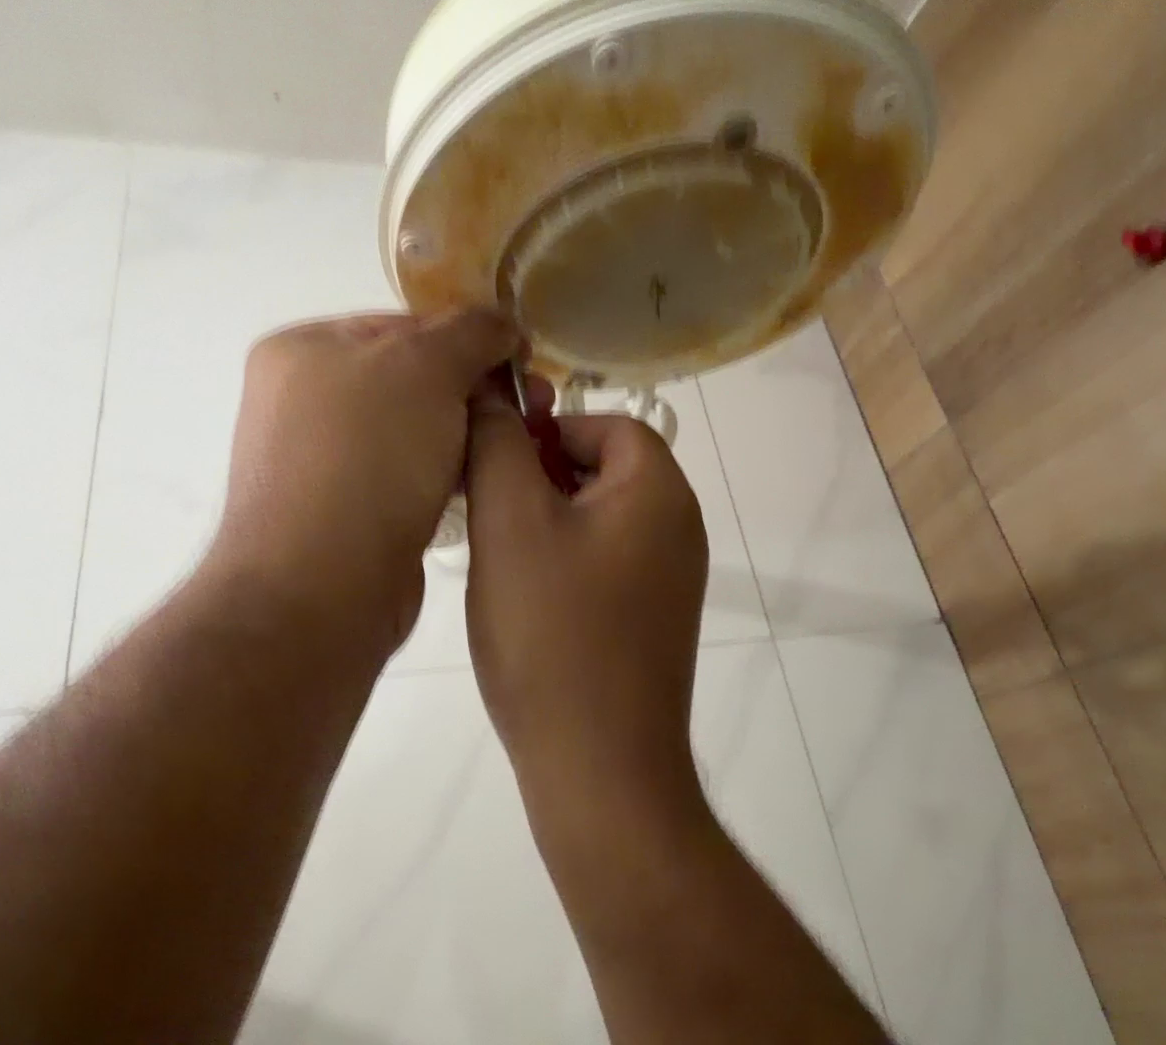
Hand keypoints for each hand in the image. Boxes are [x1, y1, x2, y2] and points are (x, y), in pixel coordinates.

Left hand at [203, 310, 515, 656]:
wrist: (322, 587)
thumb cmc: (368, 459)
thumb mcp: (426, 367)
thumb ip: (471, 331)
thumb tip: (503, 325)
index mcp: (305, 348)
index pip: (405, 324)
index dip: (471, 336)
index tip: (525, 361)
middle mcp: (306, 400)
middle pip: (414, 377)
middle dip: (479, 387)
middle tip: (538, 403)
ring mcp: (325, 460)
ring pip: (418, 430)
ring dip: (471, 431)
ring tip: (523, 440)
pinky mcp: (350, 512)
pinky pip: (411, 475)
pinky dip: (449, 472)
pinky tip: (486, 480)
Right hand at [462, 390, 709, 805]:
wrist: (601, 770)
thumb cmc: (552, 635)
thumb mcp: (511, 524)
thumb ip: (499, 446)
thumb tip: (492, 395)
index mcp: (660, 493)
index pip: (607, 423)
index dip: (547, 431)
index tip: (493, 466)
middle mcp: (680, 530)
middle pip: (604, 471)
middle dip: (539, 480)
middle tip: (485, 516)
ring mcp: (672, 583)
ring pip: (598, 522)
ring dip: (544, 527)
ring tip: (496, 563)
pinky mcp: (653, 625)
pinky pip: (604, 569)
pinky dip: (562, 569)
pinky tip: (524, 606)